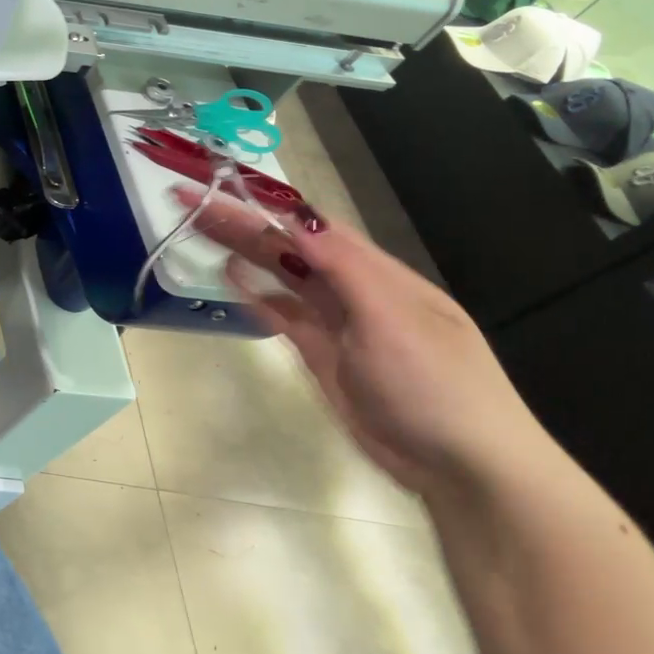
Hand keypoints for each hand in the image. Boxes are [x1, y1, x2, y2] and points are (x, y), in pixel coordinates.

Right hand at [180, 186, 549, 498]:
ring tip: (200, 228)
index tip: (221, 185)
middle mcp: (358, 293)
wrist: (464, 468)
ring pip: (283, 278)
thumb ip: (343, 268)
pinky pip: (283, 316)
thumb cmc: (436, 387)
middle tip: (189, 201)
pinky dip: (255, 295)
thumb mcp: (393, 321)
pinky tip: (231, 277)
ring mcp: (339, 327)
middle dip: (243, 222)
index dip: (268, 203)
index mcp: (382, 276)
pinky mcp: (323, 357)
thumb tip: (297, 219)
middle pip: (292, 249)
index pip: (316, 227)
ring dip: (245, 252)